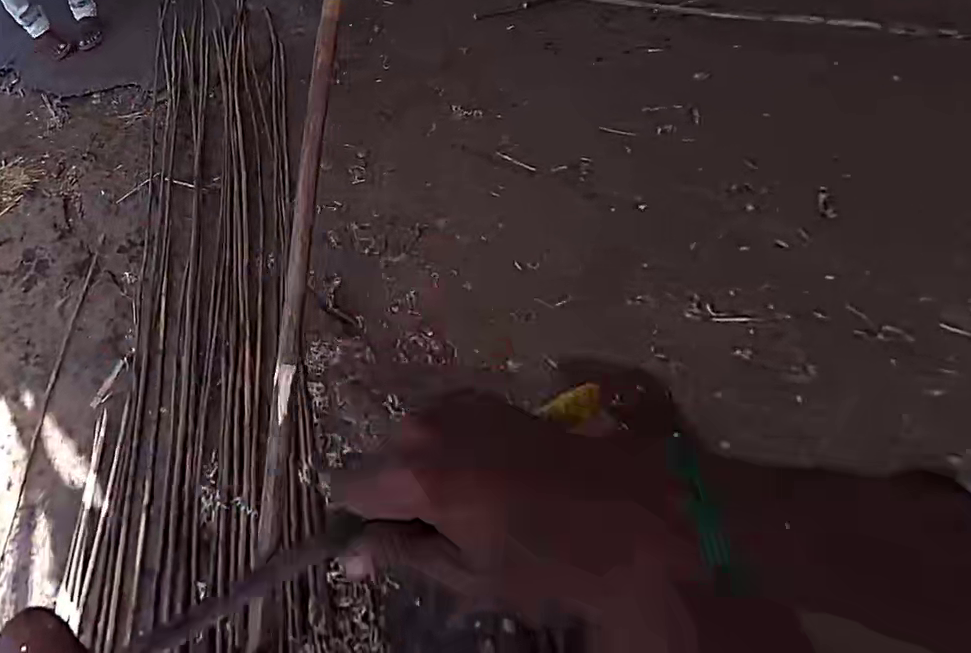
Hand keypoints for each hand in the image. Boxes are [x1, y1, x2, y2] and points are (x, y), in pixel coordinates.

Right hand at [335, 391, 706, 650]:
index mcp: (414, 475)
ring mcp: (446, 405)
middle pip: (379, 462)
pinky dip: (447, 447)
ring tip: (470, 500)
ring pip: (407, 441)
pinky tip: (486, 472)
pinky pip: (436, 423)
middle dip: (397, 494)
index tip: (386, 538)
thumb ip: (400, 555)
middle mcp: (419, 427)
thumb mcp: (469, 575)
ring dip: (423, 469)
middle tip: (442, 527)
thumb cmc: (545, 558)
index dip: (361, 518)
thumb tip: (348, 556)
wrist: (621, 509)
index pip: (348, 488)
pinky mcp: (472, 396)